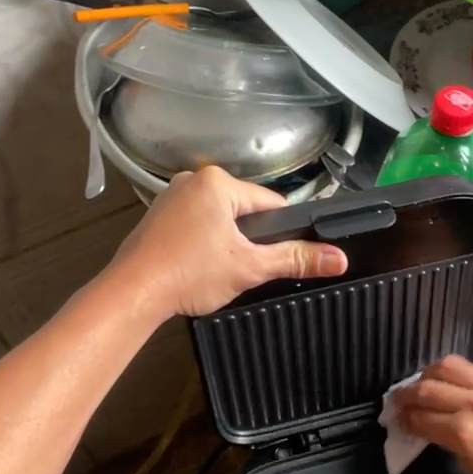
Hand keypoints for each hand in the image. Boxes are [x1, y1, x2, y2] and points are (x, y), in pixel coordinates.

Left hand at [103, 167, 348, 319]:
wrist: (133, 293)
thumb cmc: (190, 273)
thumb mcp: (250, 267)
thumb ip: (295, 259)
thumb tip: (339, 258)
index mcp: (217, 182)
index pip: (270, 203)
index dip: (281, 231)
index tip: (280, 256)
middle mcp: (192, 180)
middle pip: (243, 210)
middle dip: (249, 238)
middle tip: (246, 268)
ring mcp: (170, 197)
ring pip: (218, 218)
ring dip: (226, 242)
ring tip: (221, 271)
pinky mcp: (157, 217)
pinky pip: (195, 224)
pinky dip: (202, 243)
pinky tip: (199, 267)